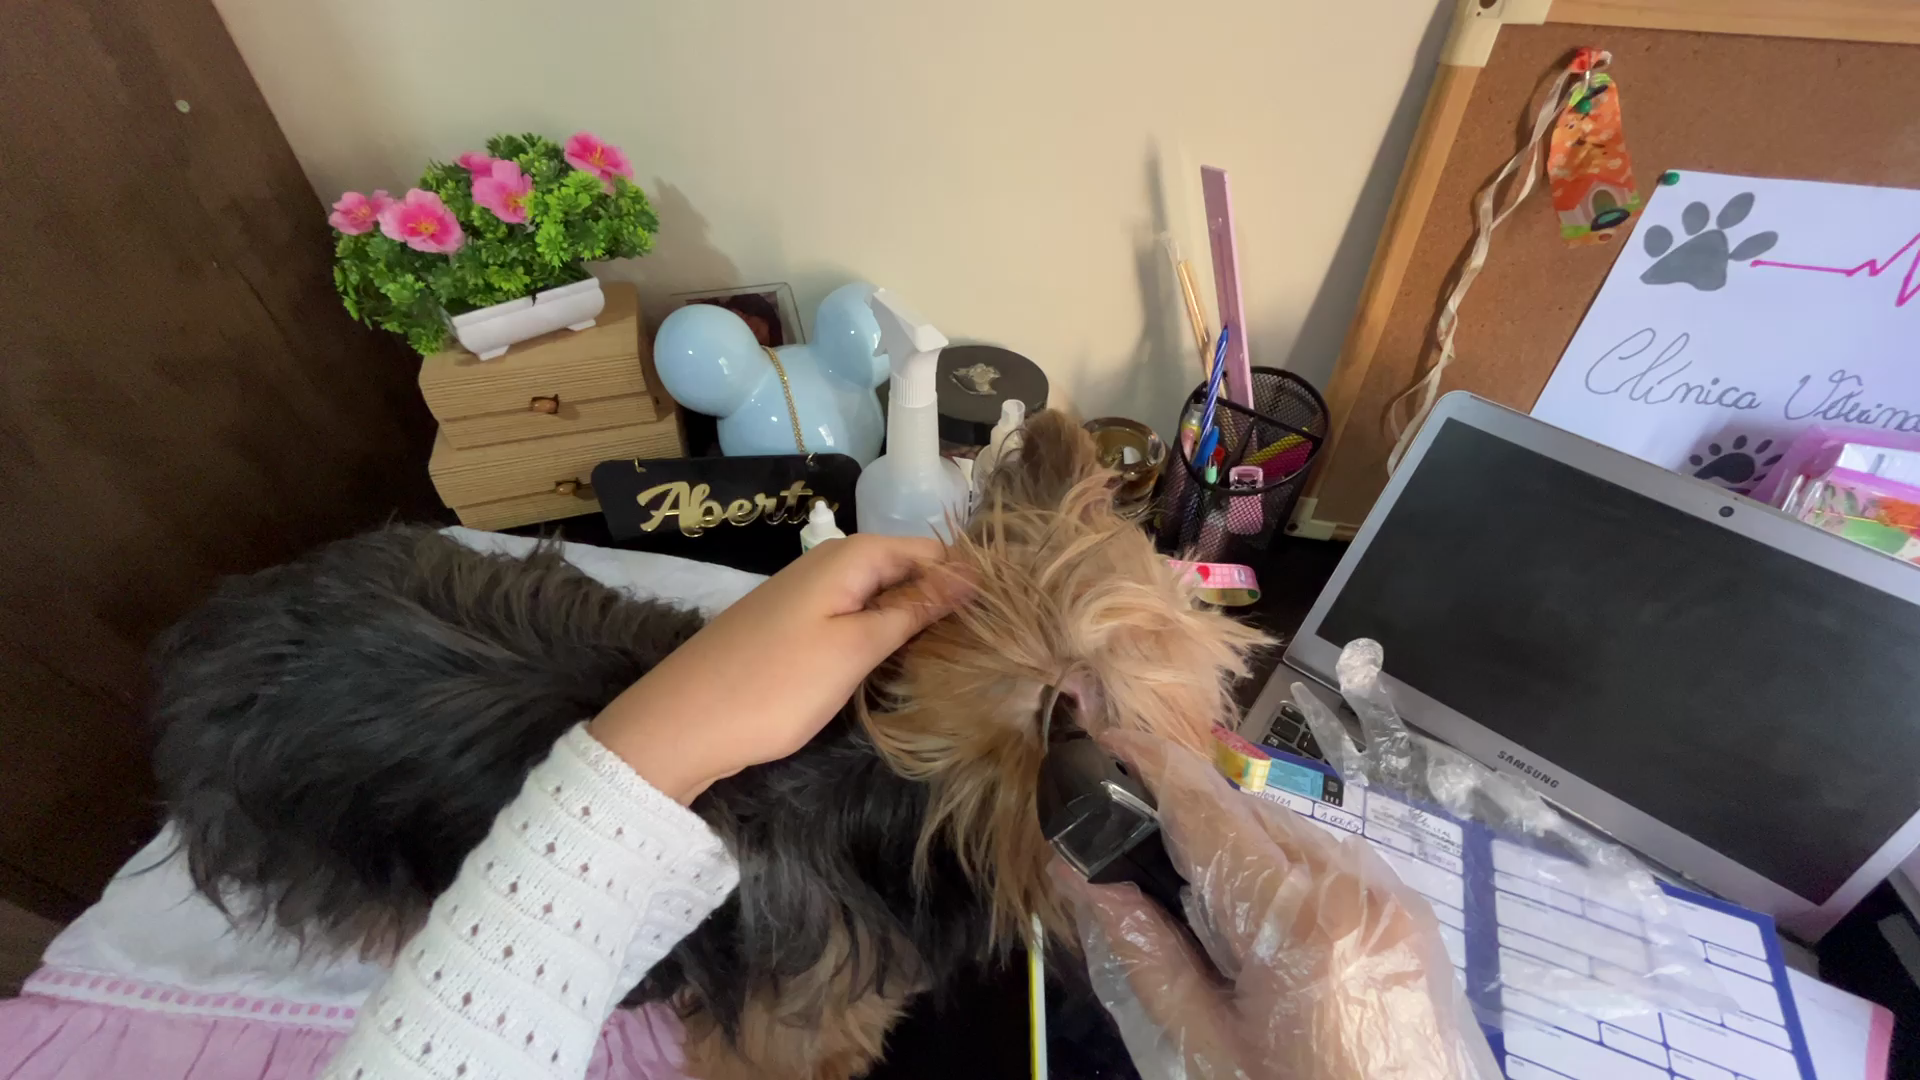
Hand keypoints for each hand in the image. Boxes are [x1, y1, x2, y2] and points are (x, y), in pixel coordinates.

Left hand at [589, 534, 961, 802]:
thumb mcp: (856, 646)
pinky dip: (884, 632)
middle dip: (947, 599)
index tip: (1010, 612)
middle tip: (993, 640)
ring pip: (882, 594)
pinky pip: (856, 614)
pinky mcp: (798, 624)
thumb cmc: (777, 684)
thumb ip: (914, 607)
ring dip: (918, 618)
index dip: (969, 577)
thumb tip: (971, 574)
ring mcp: (811, 594)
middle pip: (906, 570)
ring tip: (963, 651)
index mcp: (850, 556)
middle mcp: (831, 563)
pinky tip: (905, 658)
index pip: (930, 551)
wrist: (681, 725)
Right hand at [1052, 730, 1492, 1079]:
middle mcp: (1352, 884)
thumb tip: (1073, 868)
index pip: (1202, 805)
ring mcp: (1389, 891)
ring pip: (1278, 823)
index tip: (1104, 742)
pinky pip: (1317, 853)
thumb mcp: (1202, 1051)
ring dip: (1228, 839)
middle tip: (1138, 859)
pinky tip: (1259, 922)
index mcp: (1298, 923)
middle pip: (1241, 806)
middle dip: (1183, 813)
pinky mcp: (1405, 905)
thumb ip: (1138, 949)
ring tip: (1205, 911)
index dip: (1147, 761)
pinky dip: (1271, 863)